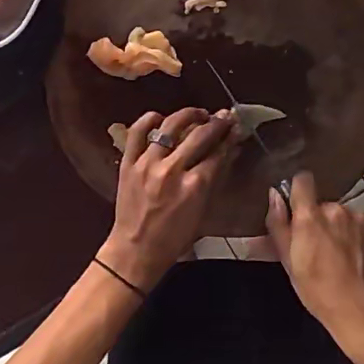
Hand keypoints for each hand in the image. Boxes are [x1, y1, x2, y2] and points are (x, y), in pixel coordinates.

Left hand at [98, 108, 241, 290]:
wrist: (136, 249)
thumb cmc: (174, 238)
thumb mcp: (203, 212)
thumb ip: (215, 179)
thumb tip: (228, 151)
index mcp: (195, 186)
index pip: (217, 153)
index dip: (229, 138)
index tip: (235, 128)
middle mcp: (172, 170)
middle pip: (199, 135)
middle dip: (216, 123)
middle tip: (223, 117)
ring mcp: (147, 164)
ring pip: (169, 126)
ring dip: (187, 115)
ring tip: (197, 114)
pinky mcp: (128, 163)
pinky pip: (137, 132)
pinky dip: (148, 120)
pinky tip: (159, 117)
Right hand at [265, 172, 363, 358]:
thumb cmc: (321, 294)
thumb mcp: (290, 264)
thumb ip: (279, 225)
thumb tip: (274, 194)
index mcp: (311, 217)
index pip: (302, 181)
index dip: (298, 191)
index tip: (298, 206)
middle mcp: (338, 210)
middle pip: (325, 205)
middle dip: (321, 221)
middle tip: (322, 248)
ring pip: (346, 217)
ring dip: (343, 229)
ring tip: (346, 258)